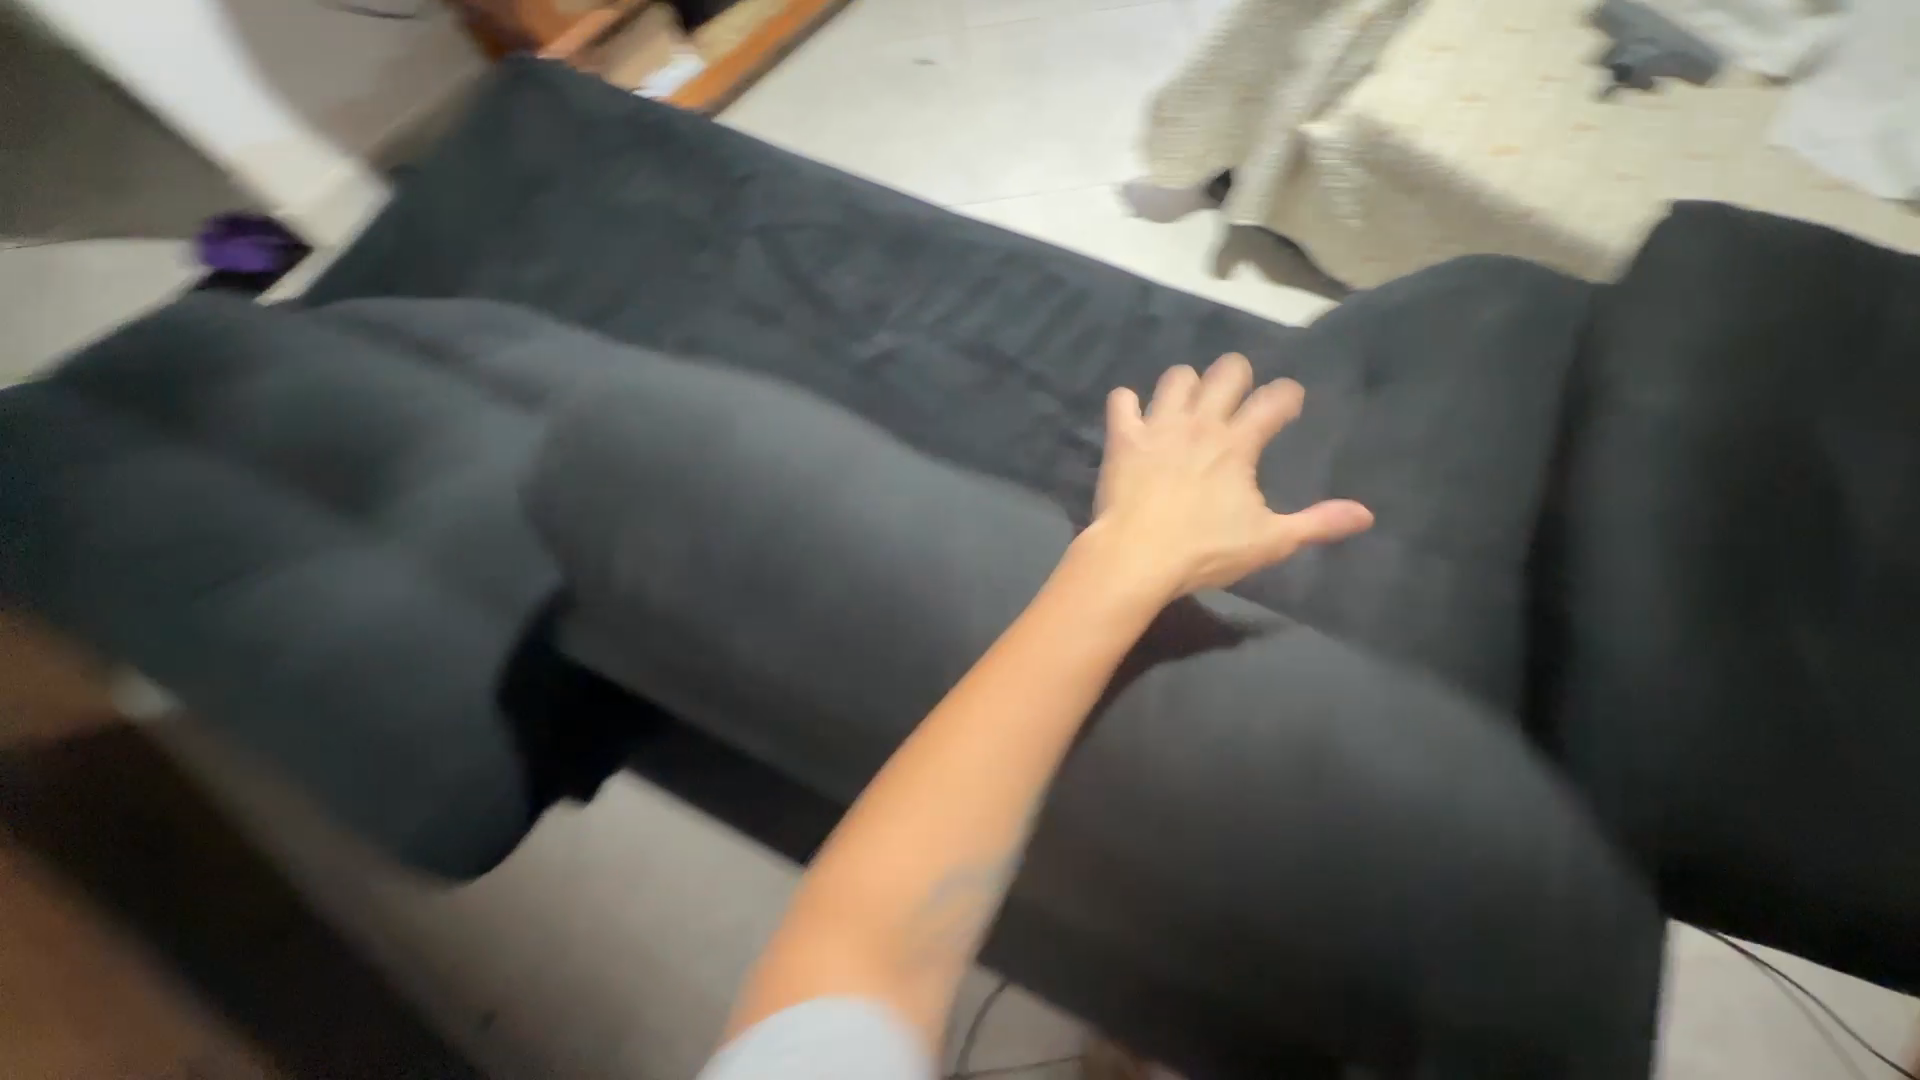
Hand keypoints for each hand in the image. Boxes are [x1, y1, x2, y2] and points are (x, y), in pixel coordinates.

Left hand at [1082, 353, 1373, 600]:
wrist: (1136, 556)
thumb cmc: (1205, 551)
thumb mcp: (1270, 541)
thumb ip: (1317, 523)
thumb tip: (1365, 514)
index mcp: (1238, 445)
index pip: (1274, 400)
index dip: (1287, 394)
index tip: (1290, 401)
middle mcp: (1201, 424)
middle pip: (1226, 371)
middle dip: (1237, 374)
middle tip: (1237, 393)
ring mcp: (1159, 427)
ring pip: (1176, 377)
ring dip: (1185, 384)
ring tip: (1188, 402)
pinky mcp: (1124, 439)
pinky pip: (1121, 401)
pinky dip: (1127, 403)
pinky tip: (1134, 416)